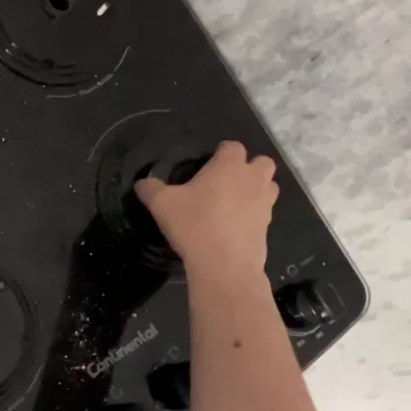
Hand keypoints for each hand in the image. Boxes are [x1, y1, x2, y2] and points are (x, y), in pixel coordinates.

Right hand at [136, 140, 279, 279]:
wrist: (223, 263)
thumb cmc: (193, 224)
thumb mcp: (161, 205)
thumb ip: (150, 189)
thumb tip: (142, 183)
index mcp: (229, 165)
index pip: (231, 146)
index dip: (219, 154)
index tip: (206, 167)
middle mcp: (253, 178)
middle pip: (260, 162)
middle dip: (247, 168)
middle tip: (225, 183)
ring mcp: (265, 202)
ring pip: (268, 186)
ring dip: (255, 189)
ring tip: (233, 204)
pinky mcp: (268, 225)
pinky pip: (263, 212)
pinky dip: (253, 215)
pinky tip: (233, 228)